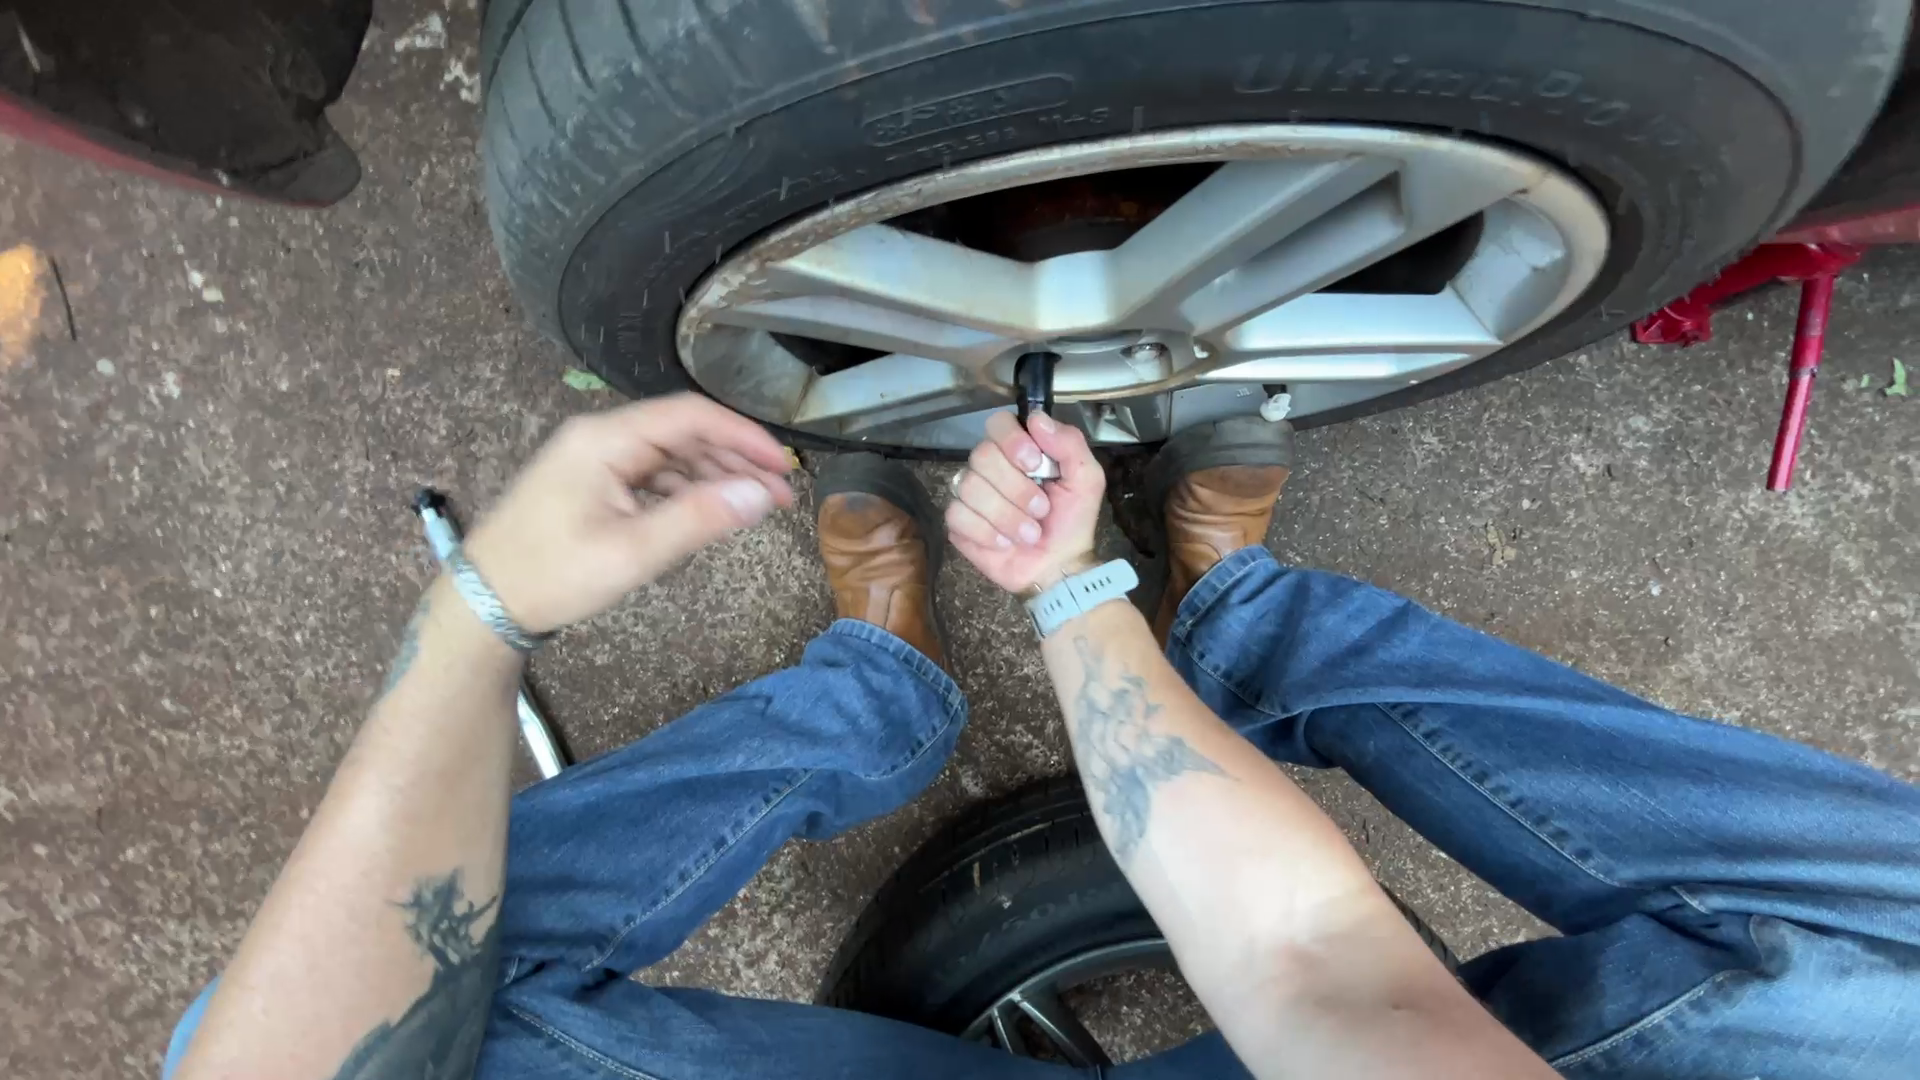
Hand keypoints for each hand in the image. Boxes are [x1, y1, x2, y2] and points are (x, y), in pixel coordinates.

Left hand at [461, 394, 794, 631]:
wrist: (483, 604)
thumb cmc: (553, 575)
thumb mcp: (633, 551)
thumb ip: (700, 518)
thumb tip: (762, 494)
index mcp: (607, 440)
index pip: (691, 417)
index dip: (744, 436)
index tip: (783, 465)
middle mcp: (603, 437)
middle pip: (685, 433)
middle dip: (737, 460)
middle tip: (780, 493)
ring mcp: (597, 459)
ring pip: (673, 454)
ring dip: (717, 476)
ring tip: (755, 505)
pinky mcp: (595, 482)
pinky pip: (655, 474)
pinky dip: (689, 490)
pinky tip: (711, 511)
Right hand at [946, 412, 1104, 594]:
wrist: (1059, 566)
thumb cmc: (1071, 521)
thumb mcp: (1086, 479)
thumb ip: (1069, 443)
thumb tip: (1037, 419)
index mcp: (1019, 449)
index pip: (998, 423)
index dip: (1012, 441)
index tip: (1034, 465)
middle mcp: (990, 467)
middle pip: (982, 456)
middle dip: (1017, 489)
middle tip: (1040, 510)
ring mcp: (970, 494)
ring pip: (970, 487)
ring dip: (1007, 516)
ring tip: (1029, 533)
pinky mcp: (958, 523)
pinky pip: (958, 515)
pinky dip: (986, 532)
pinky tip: (1005, 543)